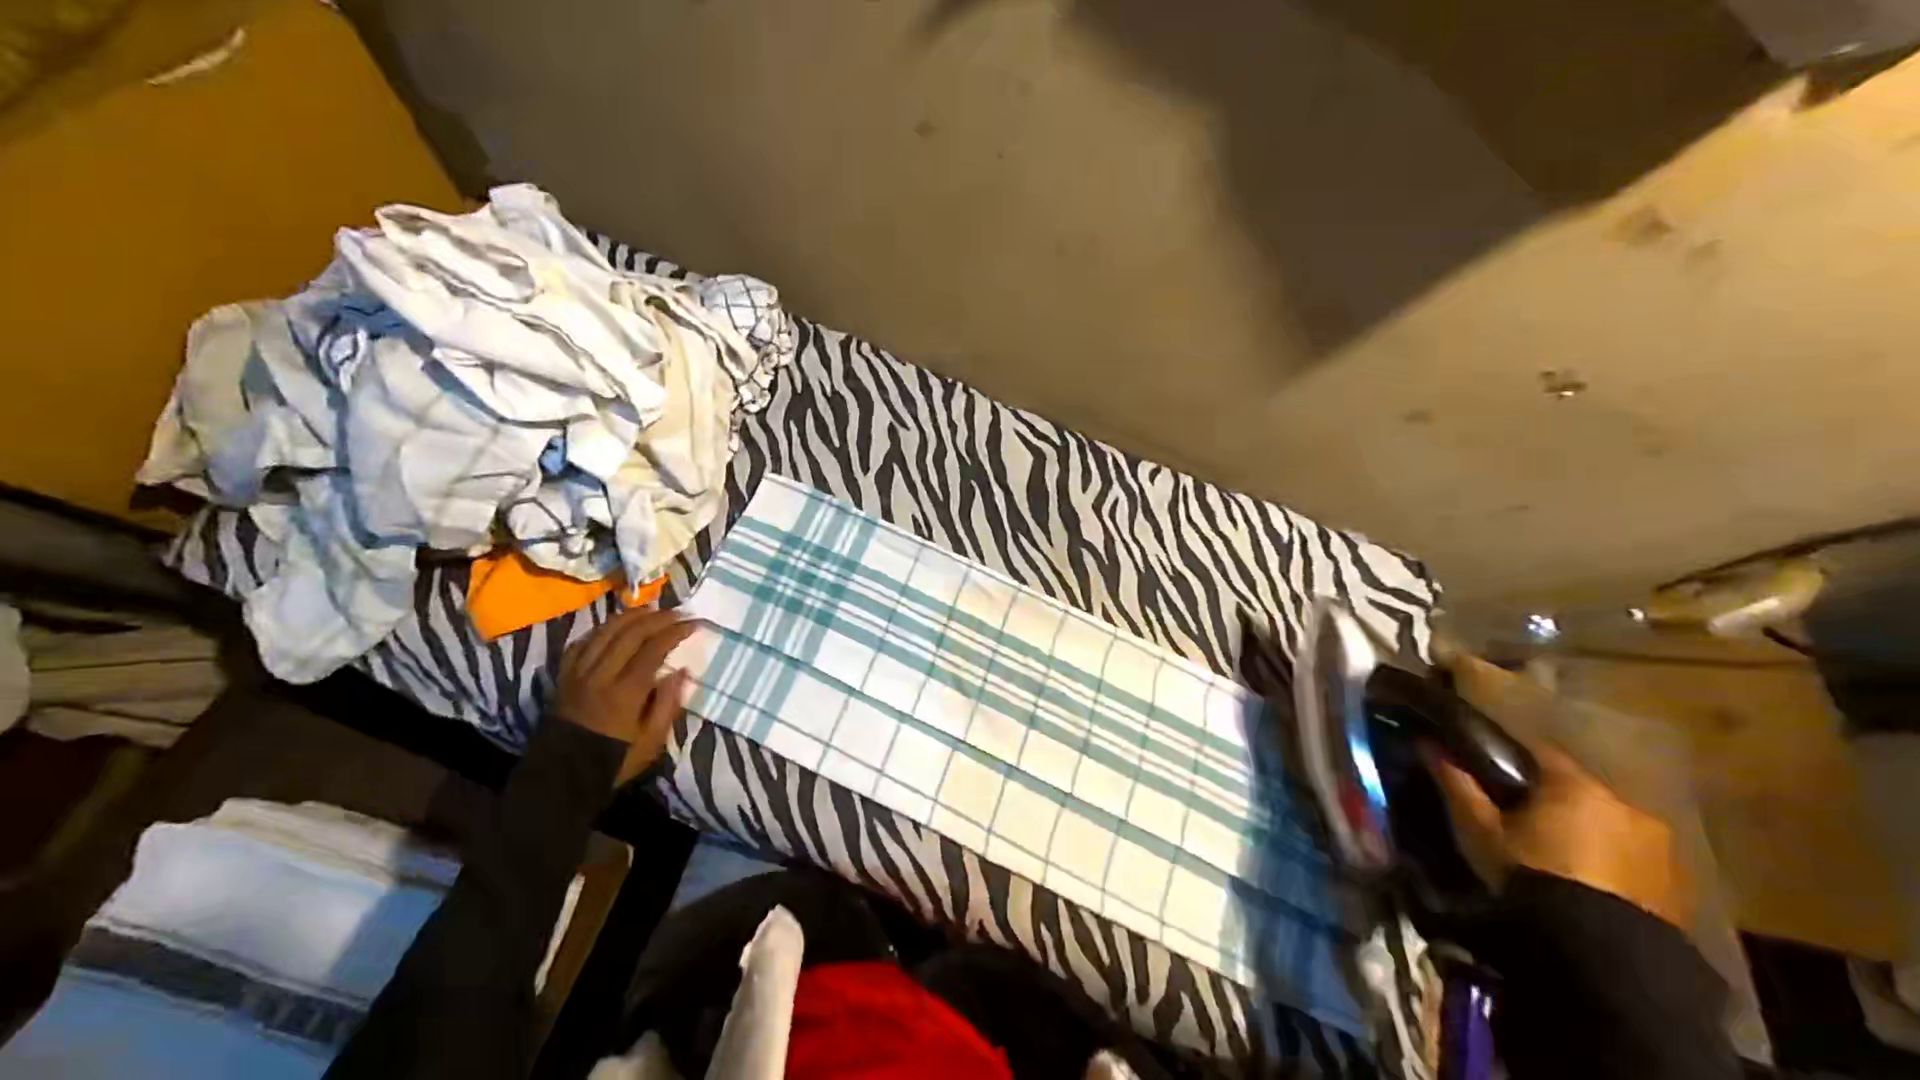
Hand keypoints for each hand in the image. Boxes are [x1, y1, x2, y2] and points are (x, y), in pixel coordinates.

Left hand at [556, 608, 698, 786]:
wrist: (563, 777)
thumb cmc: (615, 760)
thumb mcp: (651, 741)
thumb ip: (668, 704)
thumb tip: (682, 670)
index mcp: (626, 692)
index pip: (654, 648)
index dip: (676, 631)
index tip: (695, 623)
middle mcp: (600, 675)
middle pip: (630, 633)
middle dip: (658, 617)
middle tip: (677, 612)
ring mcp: (578, 673)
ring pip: (605, 631)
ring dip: (630, 616)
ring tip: (650, 610)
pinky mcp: (564, 676)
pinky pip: (582, 642)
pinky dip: (601, 630)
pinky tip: (615, 627)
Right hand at [1429, 656, 1690, 925]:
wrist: (1599, 952)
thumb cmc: (1530, 874)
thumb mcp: (1480, 830)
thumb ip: (1458, 784)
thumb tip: (1430, 745)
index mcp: (1577, 785)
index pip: (1537, 753)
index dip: (1510, 761)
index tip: (1487, 773)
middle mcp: (1626, 804)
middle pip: (1577, 789)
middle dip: (1551, 799)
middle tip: (1518, 821)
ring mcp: (1660, 845)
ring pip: (1607, 823)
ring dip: (1584, 830)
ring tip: (1553, 855)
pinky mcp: (1678, 883)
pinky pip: (1632, 856)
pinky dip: (1609, 859)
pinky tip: (1584, 880)